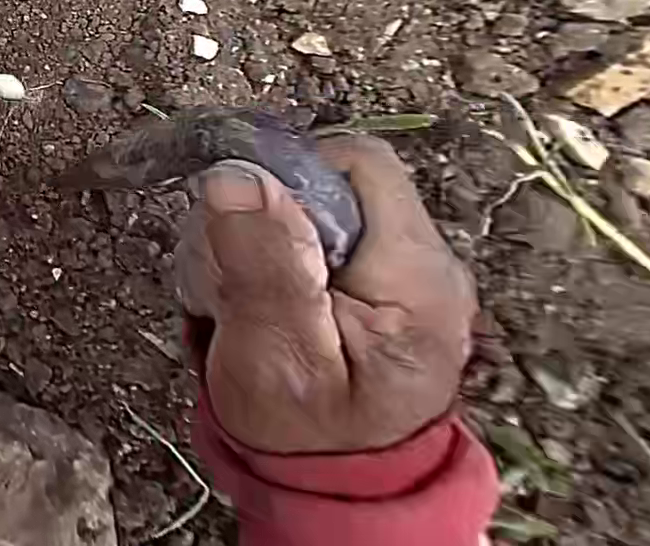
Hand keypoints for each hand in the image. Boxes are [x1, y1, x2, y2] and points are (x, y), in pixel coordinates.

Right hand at [175, 136, 475, 453]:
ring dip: (246, 236)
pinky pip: (297, 226)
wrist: (323, 484)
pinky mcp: (360, 272)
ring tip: (236, 298)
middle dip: (258, 215)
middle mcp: (415, 257)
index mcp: (416, 273)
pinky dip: (255, 250)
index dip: (292, 176)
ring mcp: (389, 264)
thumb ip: (264, 265)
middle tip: (233, 278)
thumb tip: (239, 175)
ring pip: (298, 200)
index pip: (357, 163)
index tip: (250, 229)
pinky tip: (246, 297)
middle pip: (320, 180)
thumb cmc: (302, 432)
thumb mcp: (277, 357)